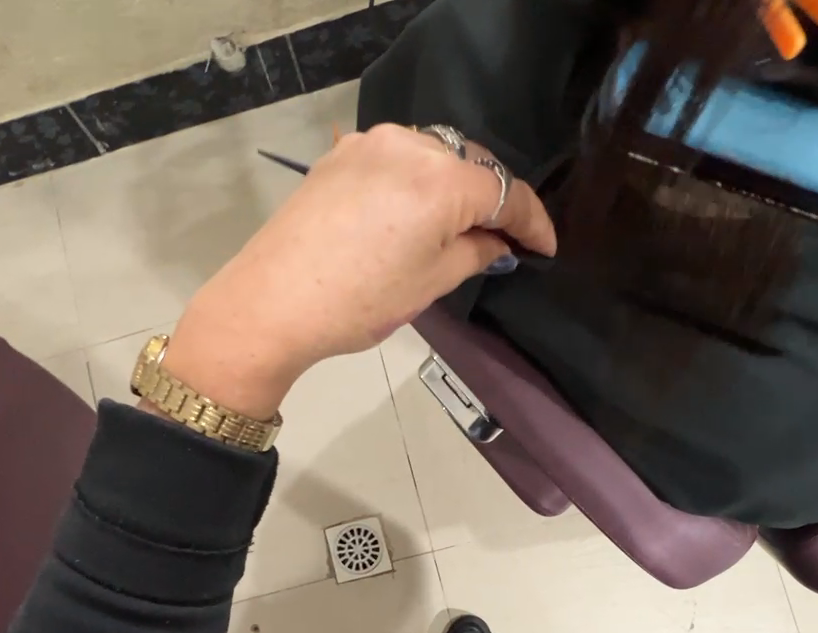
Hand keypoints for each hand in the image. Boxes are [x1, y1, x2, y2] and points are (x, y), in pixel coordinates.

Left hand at [159, 125, 556, 418]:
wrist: (272, 302)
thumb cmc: (358, 302)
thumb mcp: (430, 284)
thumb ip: (475, 253)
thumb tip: (499, 243)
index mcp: (442, 179)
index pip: (506, 193)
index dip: (533, 223)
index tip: (545, 249)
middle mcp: (409, 145)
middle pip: (470, 165)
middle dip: (492, 201)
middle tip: (502, 240)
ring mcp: (369, 144)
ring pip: (433, 157)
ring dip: (453, 188)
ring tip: (456, 228)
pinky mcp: (339, 155)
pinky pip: (395, 160)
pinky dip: (415, 182)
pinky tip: (413, 214)